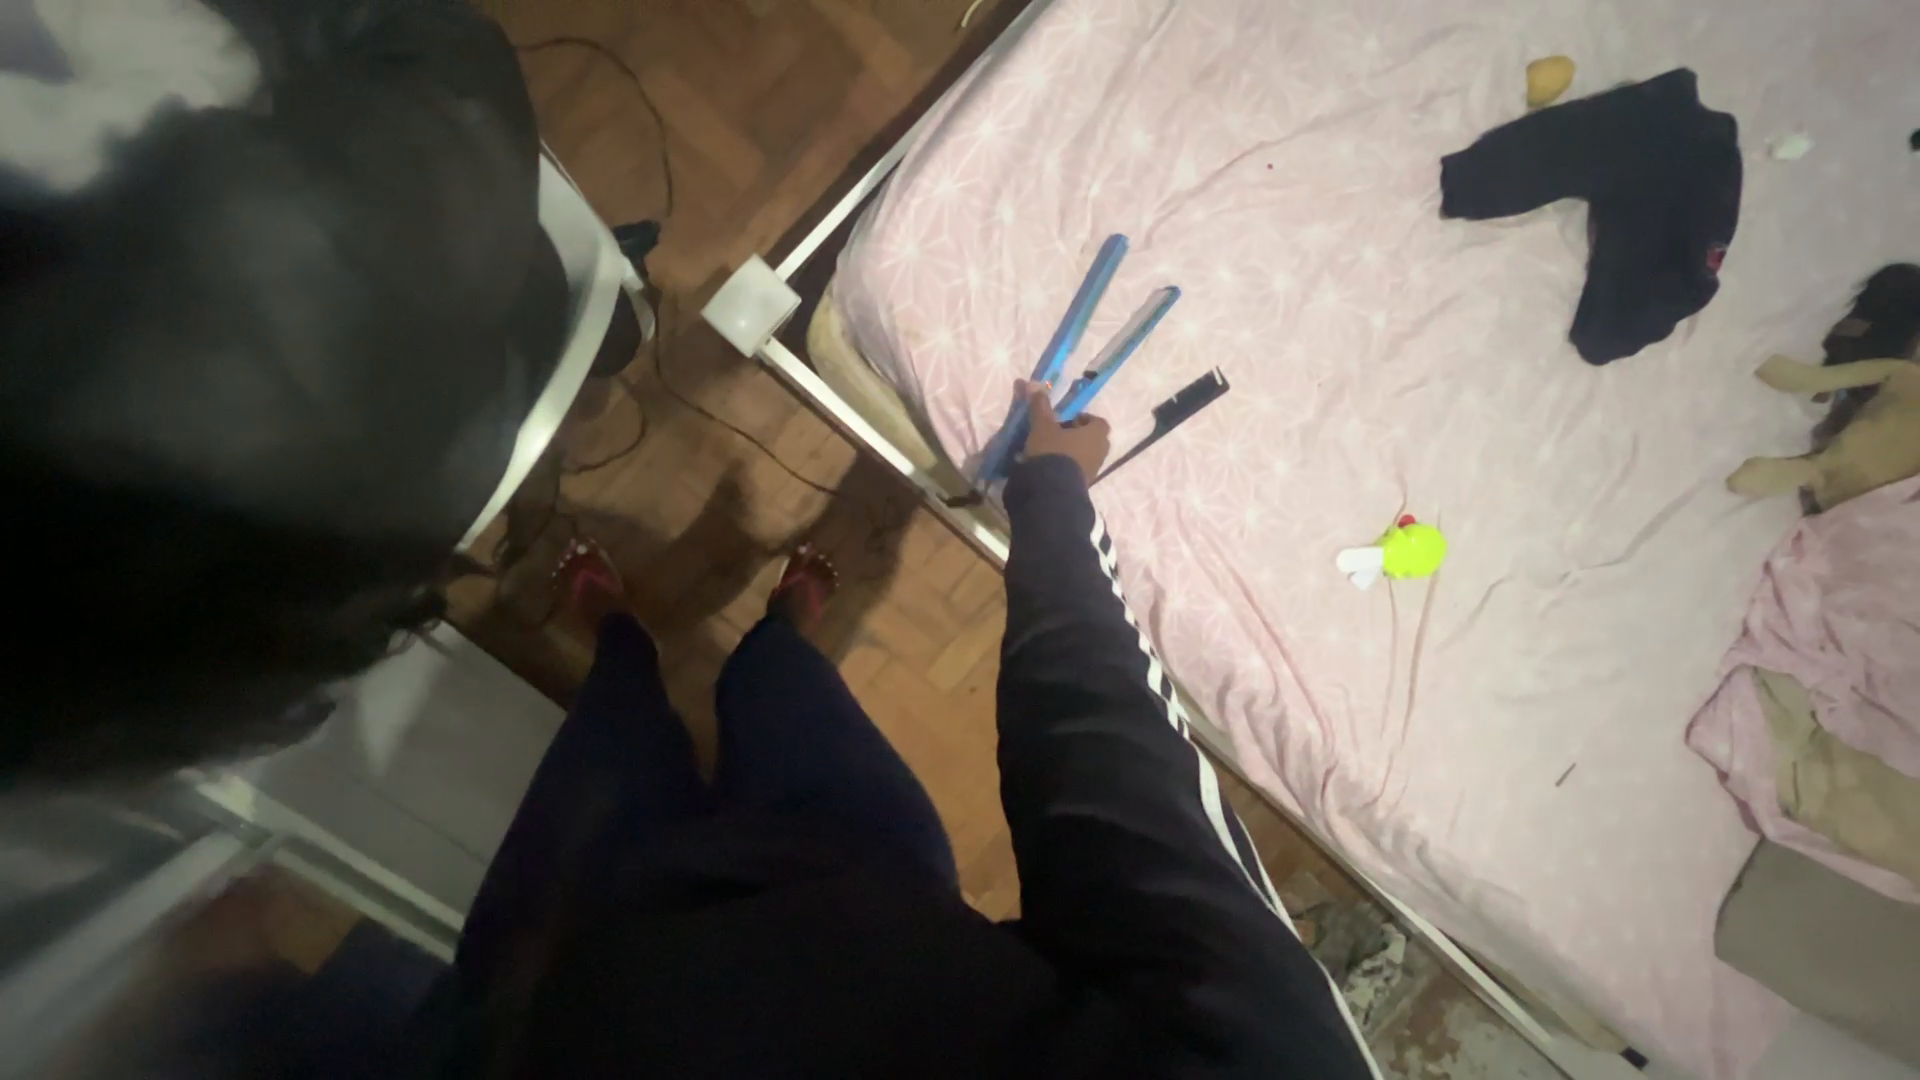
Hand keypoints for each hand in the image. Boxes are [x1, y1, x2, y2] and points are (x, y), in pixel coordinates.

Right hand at [1022, 382, 1110, 485]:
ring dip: (1072, 452)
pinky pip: (1078, 470)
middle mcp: (1101, 451)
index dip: (1082, 419)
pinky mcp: (1084, 485)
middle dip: (1077, 436)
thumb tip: (1034, 383)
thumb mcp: (1042, 426)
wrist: (1052, 489)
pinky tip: (1050, 468)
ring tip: (1051, 452)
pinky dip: (1068, 467)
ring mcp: (1094, 470)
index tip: (1065, 421)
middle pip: (1092, 439)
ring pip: (1085, 455)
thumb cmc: (1052, 451)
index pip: (1097, 421)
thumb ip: (1040, 406)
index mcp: (1097, 433)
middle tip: (1057, 435)